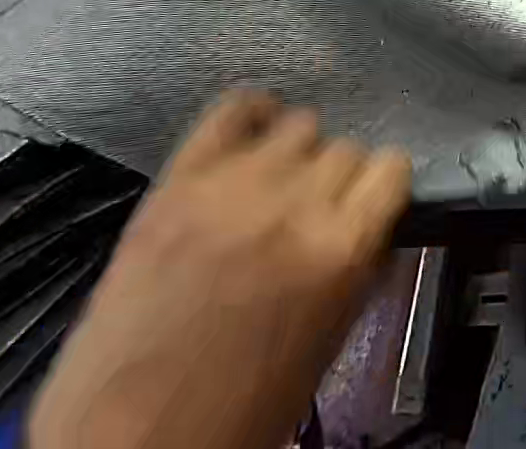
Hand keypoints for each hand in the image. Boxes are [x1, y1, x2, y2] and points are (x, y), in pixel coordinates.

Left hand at [29, 89, 412, 448]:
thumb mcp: (338, 325)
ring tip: (275, 185)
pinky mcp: (176, 185)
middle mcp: (294, 206)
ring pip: (301, 123)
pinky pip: (232, 109)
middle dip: (338, 177)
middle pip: (347, 146)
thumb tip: (376, 210)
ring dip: (297, 153)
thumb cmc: (249, 397)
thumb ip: (365, 251)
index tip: (371, 199)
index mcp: (341, 246)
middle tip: (314, 208)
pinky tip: (252, 136)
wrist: (132, 441)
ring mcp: (232, 189)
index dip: (384, 184)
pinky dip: (252, 112)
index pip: (393, 165)